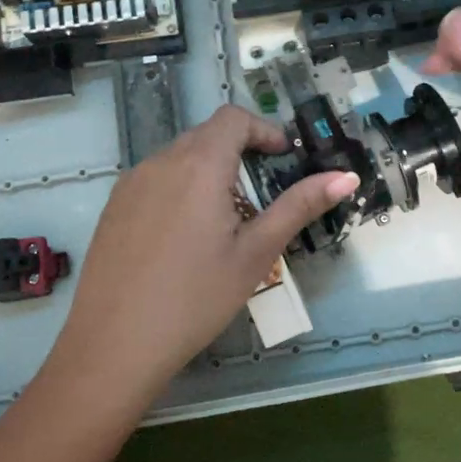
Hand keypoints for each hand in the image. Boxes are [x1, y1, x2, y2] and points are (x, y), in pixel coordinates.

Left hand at [47, 105, 358, 397]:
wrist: (114, 343)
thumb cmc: (196, 298)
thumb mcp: (256, 253)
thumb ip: (299, 207)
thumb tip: (347, 177)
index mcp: (198, 166)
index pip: (233, 118)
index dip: (264, 129)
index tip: (283, 158)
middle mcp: (160, 162)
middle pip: (206, 135)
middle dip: (239, 151)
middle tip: (262, 193)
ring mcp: (130, 184)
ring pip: (178, 158)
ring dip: (209, 171)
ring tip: (226, 221)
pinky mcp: (113, 208)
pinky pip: (155, 181)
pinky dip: (180, 189)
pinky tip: (185, 239)